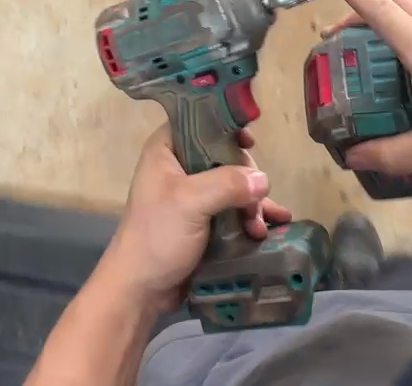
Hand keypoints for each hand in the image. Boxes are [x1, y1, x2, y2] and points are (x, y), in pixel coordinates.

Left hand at [94, 125, 293, 312]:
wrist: (141, 291)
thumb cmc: (157, 236)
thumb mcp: (190, 202)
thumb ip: (227, 184)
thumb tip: (263, 181)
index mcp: (167, 148)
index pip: (200, 121)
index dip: (226, 126)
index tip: (249, 142)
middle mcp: (179, 165)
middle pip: (223, 155)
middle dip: (245, 178)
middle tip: (255, 202)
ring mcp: (192, 194)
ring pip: (232, 184)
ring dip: (251, 202)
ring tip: (260, 227)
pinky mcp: (203, 220)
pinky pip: (233, 209)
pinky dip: (250, 217)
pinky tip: (271, 228)